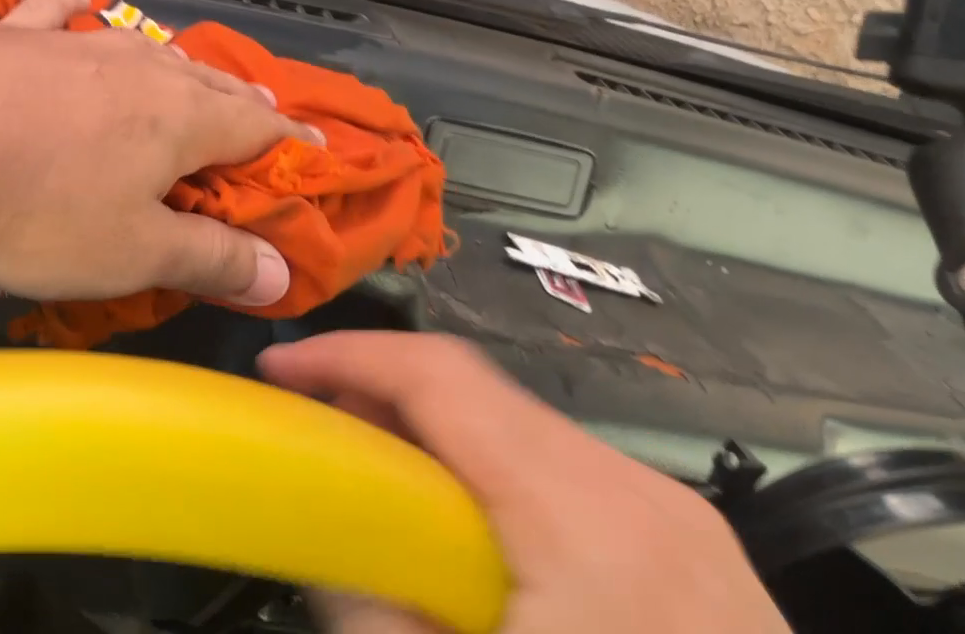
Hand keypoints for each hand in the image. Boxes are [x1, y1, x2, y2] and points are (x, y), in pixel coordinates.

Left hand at [0, 0, 315, 304]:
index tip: (313, 148)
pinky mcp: (8, 38)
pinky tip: (75, 5)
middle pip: (204, 81)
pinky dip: (73, 14)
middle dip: (238, 100)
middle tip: (261, 108)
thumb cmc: (36, 207)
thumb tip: (279, 275)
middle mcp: (133, 66)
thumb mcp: (131, 252)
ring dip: (170, 64)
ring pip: (139, 48)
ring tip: (186, 72)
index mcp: (179, 116)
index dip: (289, 143)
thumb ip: (209, 259)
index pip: (256, 126)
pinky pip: (54, 17)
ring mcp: (67, 44)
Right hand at [256, 333, 788, 633]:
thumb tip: (318, 537)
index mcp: (588, 522)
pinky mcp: (688, 546)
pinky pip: (559, 469)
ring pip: (517, 427)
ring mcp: (677, 518)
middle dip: (381, 394)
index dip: (348, 356)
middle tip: (315, 428)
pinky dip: (486, 470)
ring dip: (433, 433)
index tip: (276, 368)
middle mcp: (640, 494)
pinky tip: (462, 526)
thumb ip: (368, 610)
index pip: (443, 379)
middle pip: (479, 394)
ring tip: (375, 476)